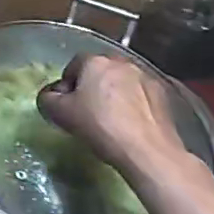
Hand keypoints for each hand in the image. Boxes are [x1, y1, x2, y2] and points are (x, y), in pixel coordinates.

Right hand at [36, 53, 189, 180]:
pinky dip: (133, 103)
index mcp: (95, 62)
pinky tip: (130, 123)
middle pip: (100, 71)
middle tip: (87, 108)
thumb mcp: (58, 112)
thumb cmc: (98, 125)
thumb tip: (53, 95)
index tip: (68, 103)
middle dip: (92, 85)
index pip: (74, 65)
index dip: (68, 83)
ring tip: (111, 117)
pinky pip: (140, 95)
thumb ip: (48, 98)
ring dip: (115, 93)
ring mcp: (147, 78)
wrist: (147, 151)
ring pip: (122, 82)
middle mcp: (122, 63)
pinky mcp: (164, 96)